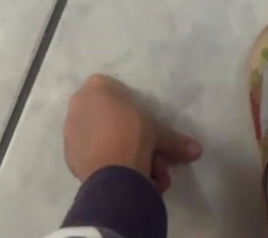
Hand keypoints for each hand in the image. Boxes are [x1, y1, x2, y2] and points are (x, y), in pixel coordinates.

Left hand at [63, 74, 202, 192]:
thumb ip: (174, 140)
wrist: (111, 168)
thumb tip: (197, 150)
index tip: (149, 132)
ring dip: (127, 158)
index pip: (117, 92)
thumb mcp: (158, 132)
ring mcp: (72, 130)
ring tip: (147, 178)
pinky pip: (95, 158)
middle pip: (112, 121)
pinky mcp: (70, 157)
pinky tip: (128, 182)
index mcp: (97, 86)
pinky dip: (110, 167)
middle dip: (137, 143)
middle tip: (154, 161)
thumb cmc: (133, 134)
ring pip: (104, 141)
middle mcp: (80, 104)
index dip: (136, 113)